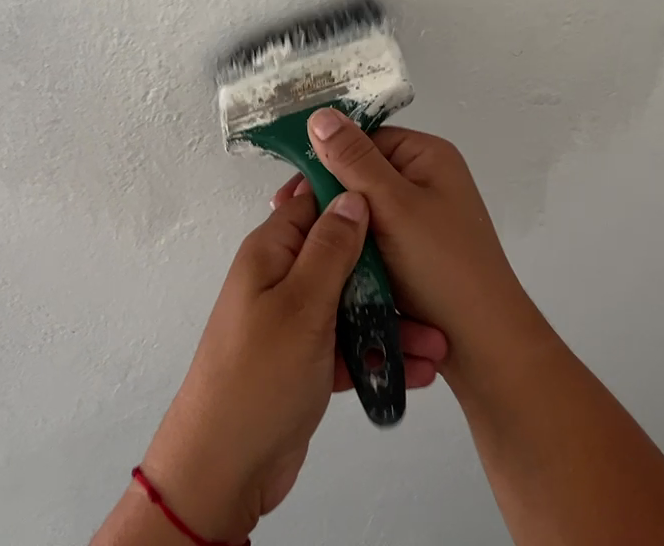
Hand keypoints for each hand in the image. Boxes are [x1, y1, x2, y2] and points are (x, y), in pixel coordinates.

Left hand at [132, 180, 447, 541]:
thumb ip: (330, 249)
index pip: (313, 204)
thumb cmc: (258, 378)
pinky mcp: (306, 363)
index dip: (354, 198)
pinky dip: (378, 356)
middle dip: (387, 273)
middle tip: (430, 287)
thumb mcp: (301, 304)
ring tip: (438, 343)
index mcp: (271, 253)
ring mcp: (294, 324)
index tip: (400, 204)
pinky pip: (349, 347)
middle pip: (342, 257)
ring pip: (351, 305)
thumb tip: (351, 195)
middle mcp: (281, 281)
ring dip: (392, 321)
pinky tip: (418, 371)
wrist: (226, 468)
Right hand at [305, 109, 547, 390]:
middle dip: (328, 194)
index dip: (327, 159)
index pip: (365, 140)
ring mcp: (421, 217)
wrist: (481, 343)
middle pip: (362, 173)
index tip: (292, 190)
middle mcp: (427, 180)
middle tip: (290, 217)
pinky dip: (351, 245)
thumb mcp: (392, 205)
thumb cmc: (440, 265)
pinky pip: (373, 236)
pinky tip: (328, 260)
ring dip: (337, 224)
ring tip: (304, 242)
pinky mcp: (414, 250)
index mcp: (428, 156)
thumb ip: (353, 160)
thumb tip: (320, 114)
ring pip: (364, 209)